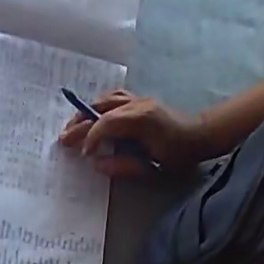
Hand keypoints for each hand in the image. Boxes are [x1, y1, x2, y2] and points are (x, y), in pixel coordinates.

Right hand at [58, 89, 217, 175]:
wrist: (200, 135)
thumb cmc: (177, 154)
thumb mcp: (151, 167)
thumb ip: (122, 166)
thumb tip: (96, 163)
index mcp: (140, 120)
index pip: (105, 123)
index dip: (90, 138)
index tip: (83, 154)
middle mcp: (137, 105)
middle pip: (100, 108)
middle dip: (79, 123)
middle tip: (63, 138)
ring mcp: (139, 99)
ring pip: (105, 99)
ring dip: (86, 111)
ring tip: (73, 125)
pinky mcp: (140, 100)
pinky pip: (114, 97)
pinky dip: (99, 105)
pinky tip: (92, 114)